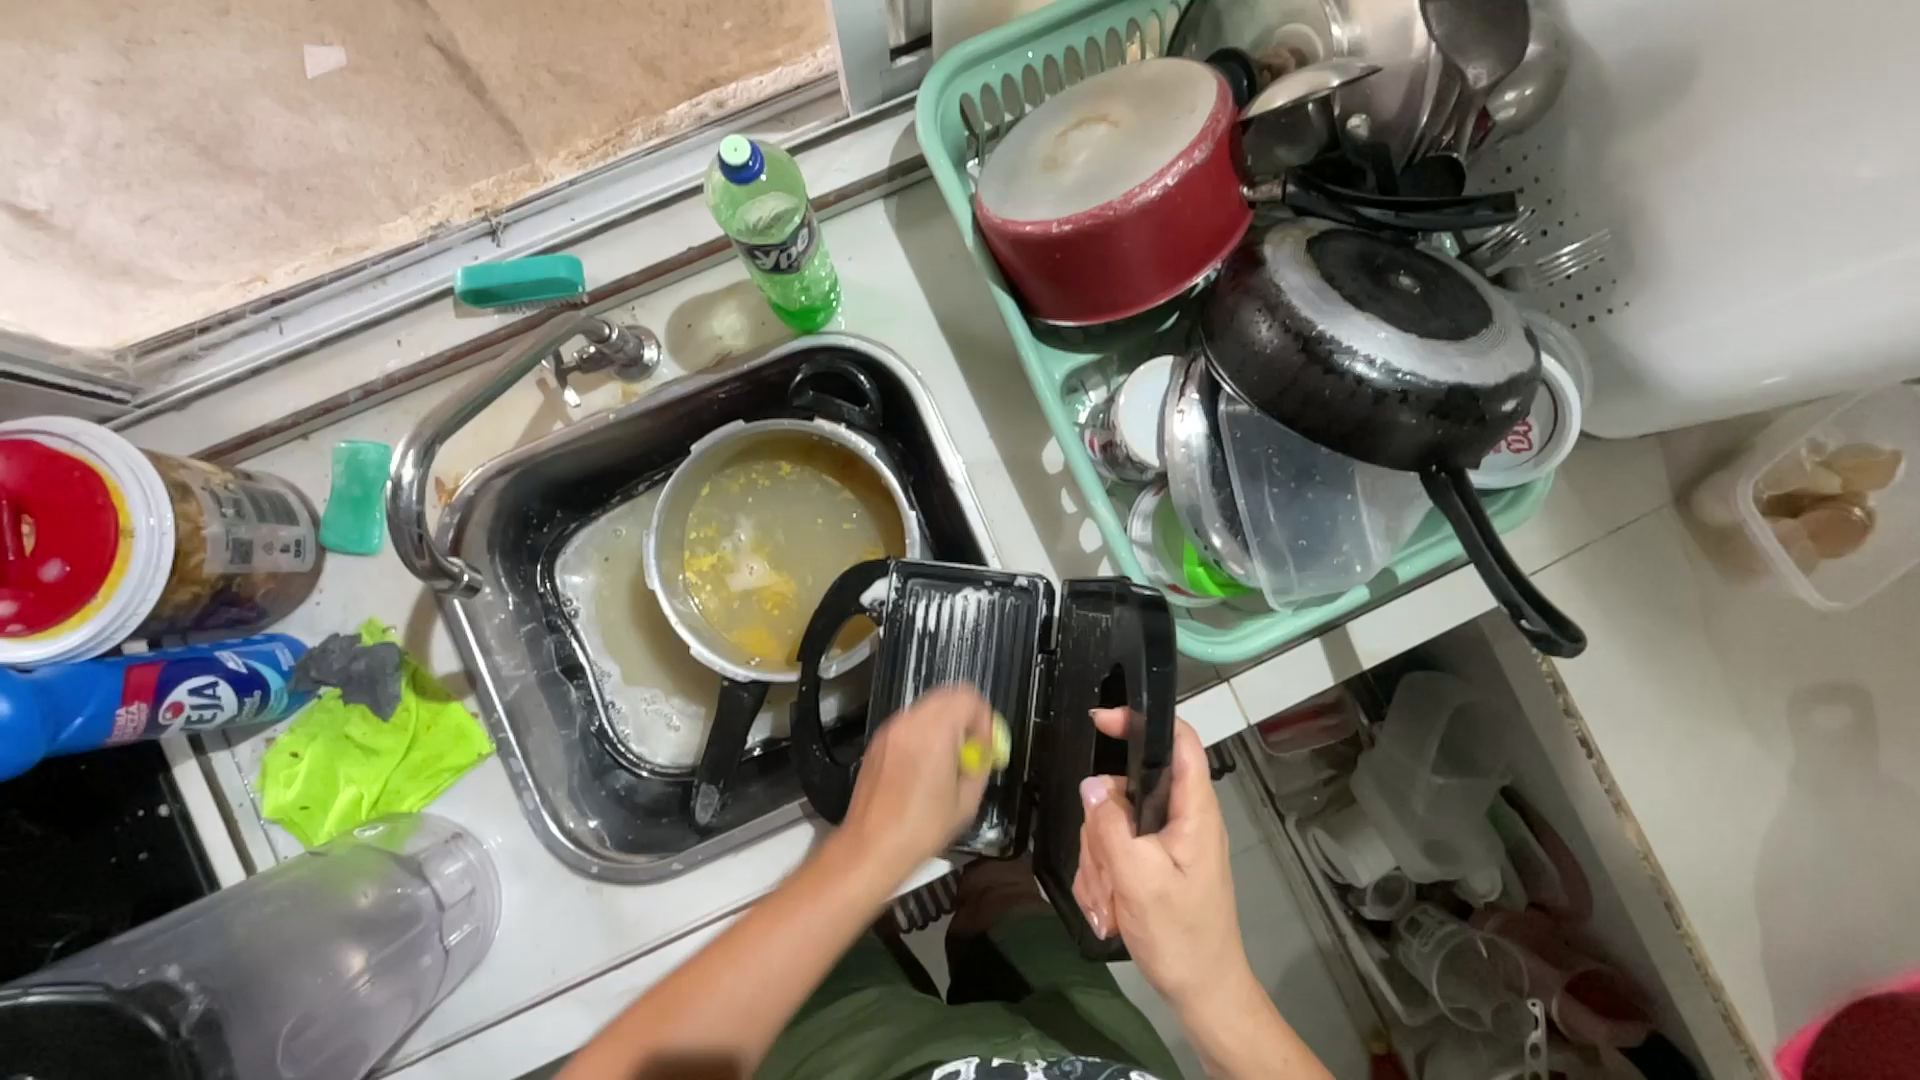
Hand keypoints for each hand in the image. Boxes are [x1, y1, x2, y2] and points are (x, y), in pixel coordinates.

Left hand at [839, 685, 993, 878]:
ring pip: (927, 709)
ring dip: (944, 726)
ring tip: (946, 763)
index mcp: (935, 732)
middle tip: (970, 750)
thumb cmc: (918, 829)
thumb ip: (981, 765)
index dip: (983, 720)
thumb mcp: (967, 801)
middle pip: (948, 696)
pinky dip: (923, 736)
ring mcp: (890, 730)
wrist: (872, 847)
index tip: (983, 747)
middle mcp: (910, 722)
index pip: (968, 697)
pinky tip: (924, 770)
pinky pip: (909, 725)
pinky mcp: (878, 742)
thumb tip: (983, 753)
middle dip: (965, 719)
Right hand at [1072, 712, 1252, 1011]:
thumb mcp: (1139, 880)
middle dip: (1101, 828)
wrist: (1203, 994)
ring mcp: (1165, 842)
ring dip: (1099, 861)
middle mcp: (1181, 818)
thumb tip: (1090, 785)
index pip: (1178, 741)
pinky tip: (1110, 909)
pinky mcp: (1152, 863)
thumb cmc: (1182, 937)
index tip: (1101, 721)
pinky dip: (1103, 877)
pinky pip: (1112, 851)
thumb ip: (1110, 826)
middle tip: (1107, 869)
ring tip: (1111, 900)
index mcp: (1194, 810)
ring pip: (1111, 823)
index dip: (1141, 720)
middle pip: (1125, 789)